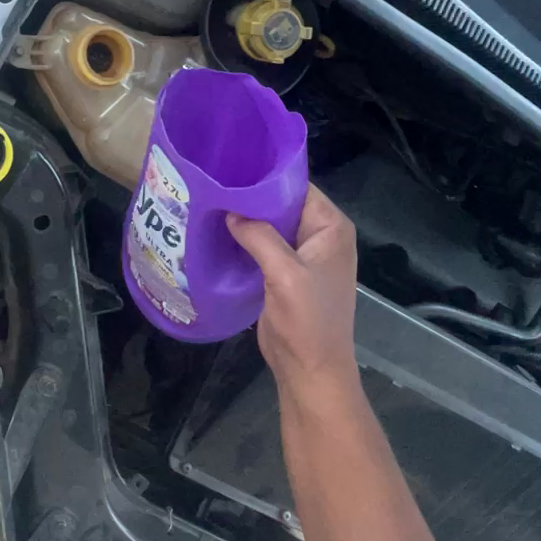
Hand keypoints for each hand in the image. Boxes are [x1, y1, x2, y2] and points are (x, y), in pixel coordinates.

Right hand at [228, 186, 358, 388]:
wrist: (310, 371)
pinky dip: (243, 239)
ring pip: (269, 224)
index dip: (265, 177)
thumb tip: (230, 211)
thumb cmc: (307, 321)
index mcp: (331, 228)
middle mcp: (320, 235)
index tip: (230, 169)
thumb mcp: (284, 274)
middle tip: (212, 186)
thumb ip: (259, 236)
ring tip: (208, 204)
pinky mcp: (285, 272)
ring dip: (244, 219)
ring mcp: (302, 254)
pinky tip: (217, 232)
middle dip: (249, 197)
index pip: (297, 186)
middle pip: (281, 203)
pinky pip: (263, 244)